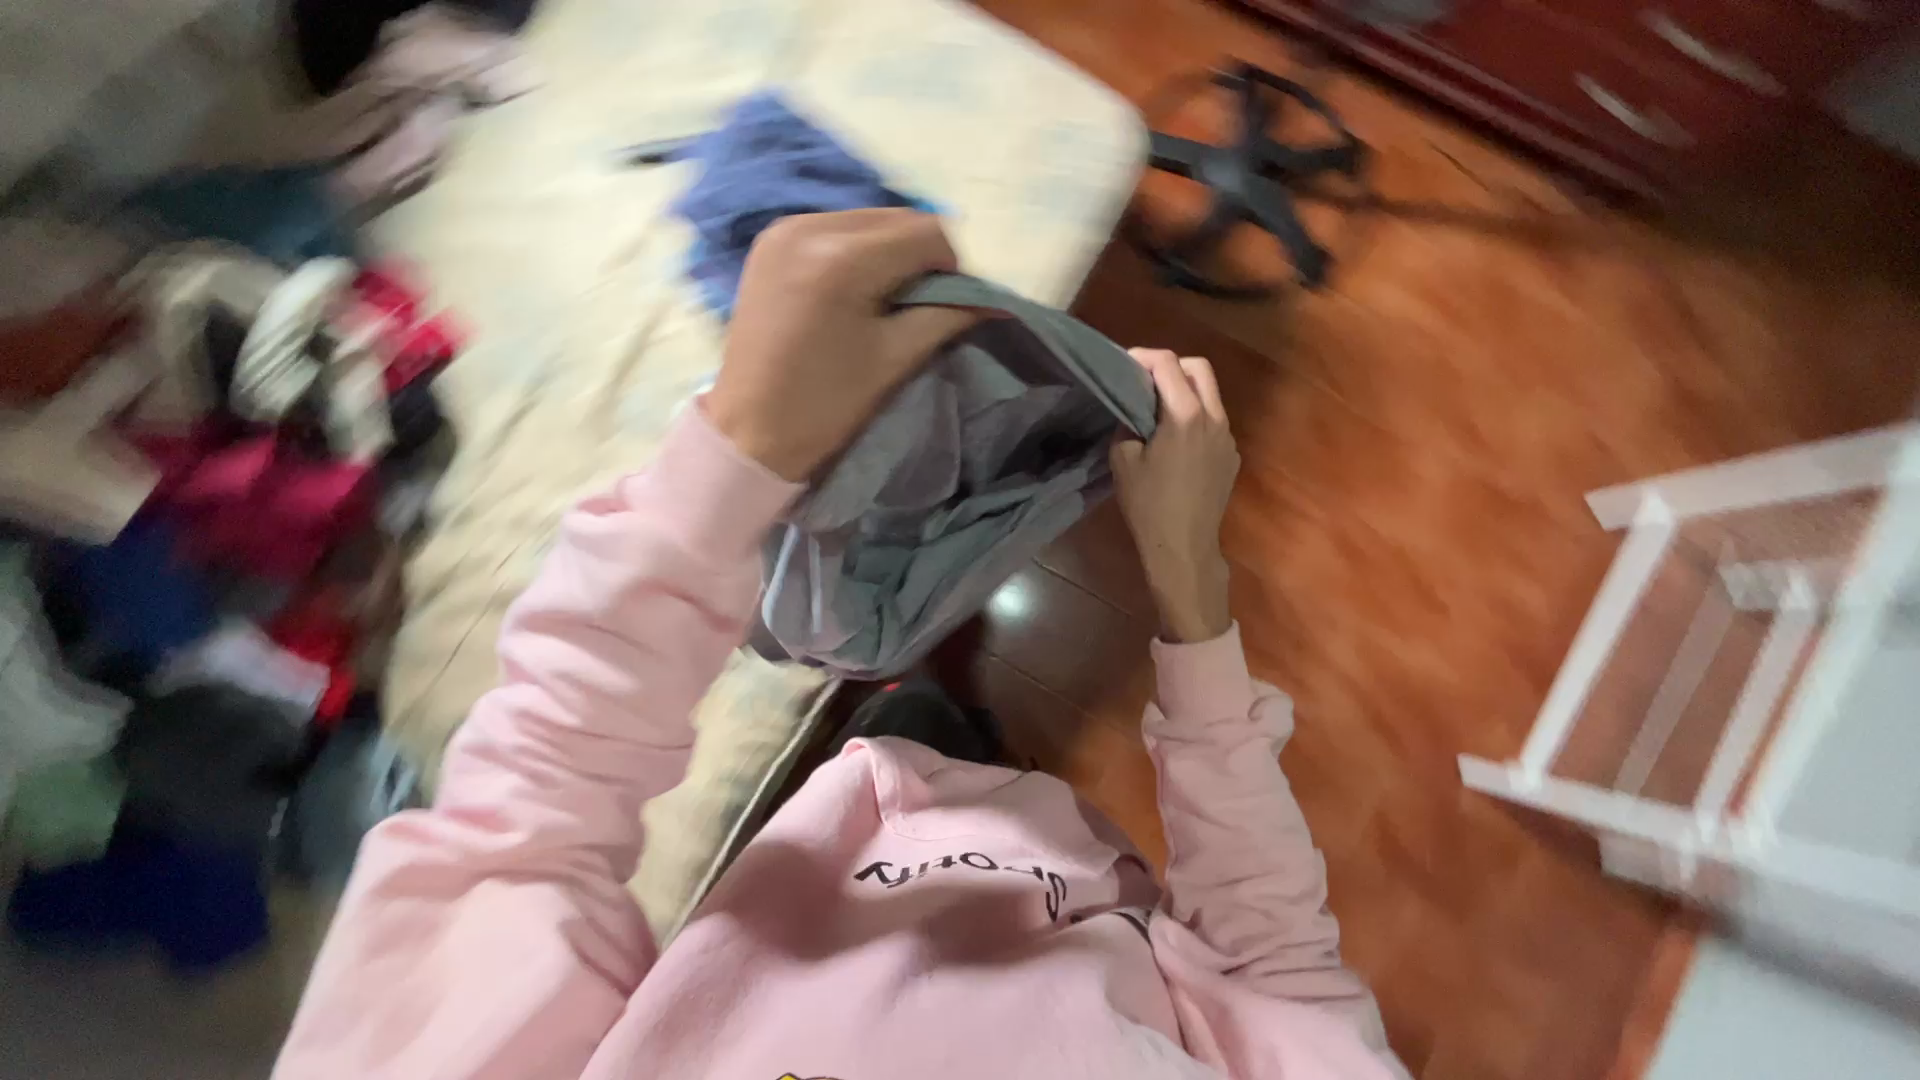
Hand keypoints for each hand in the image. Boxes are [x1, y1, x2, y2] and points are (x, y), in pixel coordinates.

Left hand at [705, 210, 979, 480]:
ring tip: (890, 300)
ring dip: (892, 252)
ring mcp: (783, 230)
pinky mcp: (771, 242)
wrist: (750, 434)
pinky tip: (858, 289)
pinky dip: (860, 252)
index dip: (954, 266)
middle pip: (896, 218)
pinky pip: (836, 230)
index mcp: (839, 258)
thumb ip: (948, 316)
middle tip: (927, 303)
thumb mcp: (896, 359)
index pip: (926, 232)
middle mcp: (807, 226)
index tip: (956, 304)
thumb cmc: (827, 406)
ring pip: (867, 221)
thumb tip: (994, 299)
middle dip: (923, 256)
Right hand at [1111, 349, 1239, 643]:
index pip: (1167, 364)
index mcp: (1184, 415)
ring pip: (1210, 394)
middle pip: (1198, 367)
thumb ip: (1128, 423)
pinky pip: (1214, 421)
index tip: (1124, 363)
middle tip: (1145, 379)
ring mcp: (1227, 437)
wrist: (1183, 545)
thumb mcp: (1122, 460)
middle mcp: (1213, 418)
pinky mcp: (1231, 455)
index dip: (1143, 356)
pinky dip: (1195, 416)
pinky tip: (1175, 441)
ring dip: (1185, 390)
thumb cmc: (1147, 505)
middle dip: (1170, 364)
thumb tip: (1134, 409)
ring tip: (1159, 408)